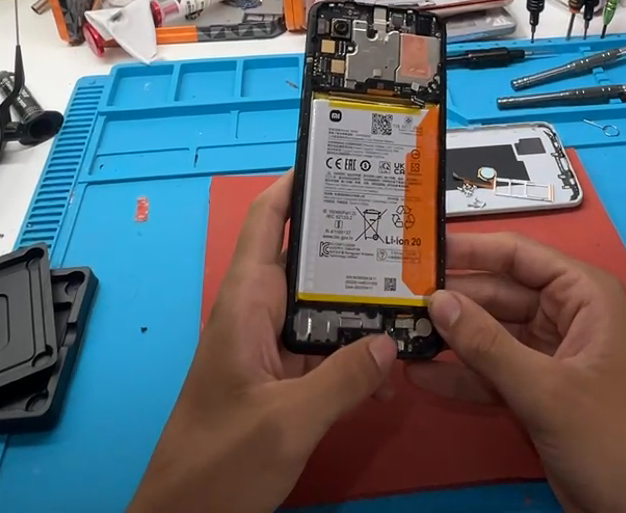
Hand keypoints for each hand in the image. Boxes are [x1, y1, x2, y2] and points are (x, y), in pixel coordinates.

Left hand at [129, 172, 395, 512]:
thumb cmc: (217, 465)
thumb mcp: (285, 423)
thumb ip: (342, 381)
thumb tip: (393, 341)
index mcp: (244, 301)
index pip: (265, 221)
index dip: (294, 184)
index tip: (335, 160)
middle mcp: (256, 312)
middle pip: (302, 255)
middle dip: (344, 234)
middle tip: (397, 216)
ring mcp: (268, 344)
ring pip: (318, 300)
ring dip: (356, 290)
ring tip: (408, 273)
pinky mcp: (280, 375)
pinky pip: (323, 342)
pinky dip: (354, 339)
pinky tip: (391, 350)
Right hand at [409, 232, 625, 512]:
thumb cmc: (613, 439)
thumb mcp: (546, 390)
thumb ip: (487, 344)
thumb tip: (435, 300)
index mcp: (582, 294)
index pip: (517, 254)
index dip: (470, 249)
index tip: (421, 248)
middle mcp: (565, 314)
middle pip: (498, 292)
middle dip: (453, 296)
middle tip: (397, 294)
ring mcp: (551, 354)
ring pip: (491, 331)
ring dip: (451, 336)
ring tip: (399, 329)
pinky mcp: (539, 390)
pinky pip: (493, 370)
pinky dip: (462, 373)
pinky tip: (421, 372)